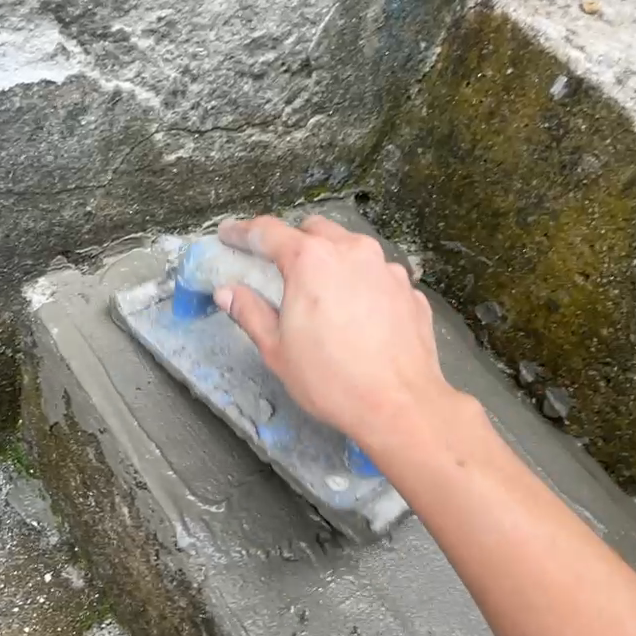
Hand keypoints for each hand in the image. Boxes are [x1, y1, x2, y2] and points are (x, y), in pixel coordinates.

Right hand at [213, 215, 458, 447]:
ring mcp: (386, 269)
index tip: (228, 235)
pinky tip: (357, 317)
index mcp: (311, 261)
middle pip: (314, 231)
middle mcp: (352, 252)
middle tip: (279, 271)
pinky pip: (377, 276)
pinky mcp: (408, 291)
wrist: (398, 405)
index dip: (243, 233)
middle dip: (293, 243)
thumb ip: (250, 313)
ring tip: (322, 296)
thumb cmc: (331, 380)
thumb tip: (228, 293)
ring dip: (331, 262)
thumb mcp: (277, 350)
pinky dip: (361, 286)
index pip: (268, 232)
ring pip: (351, 249)